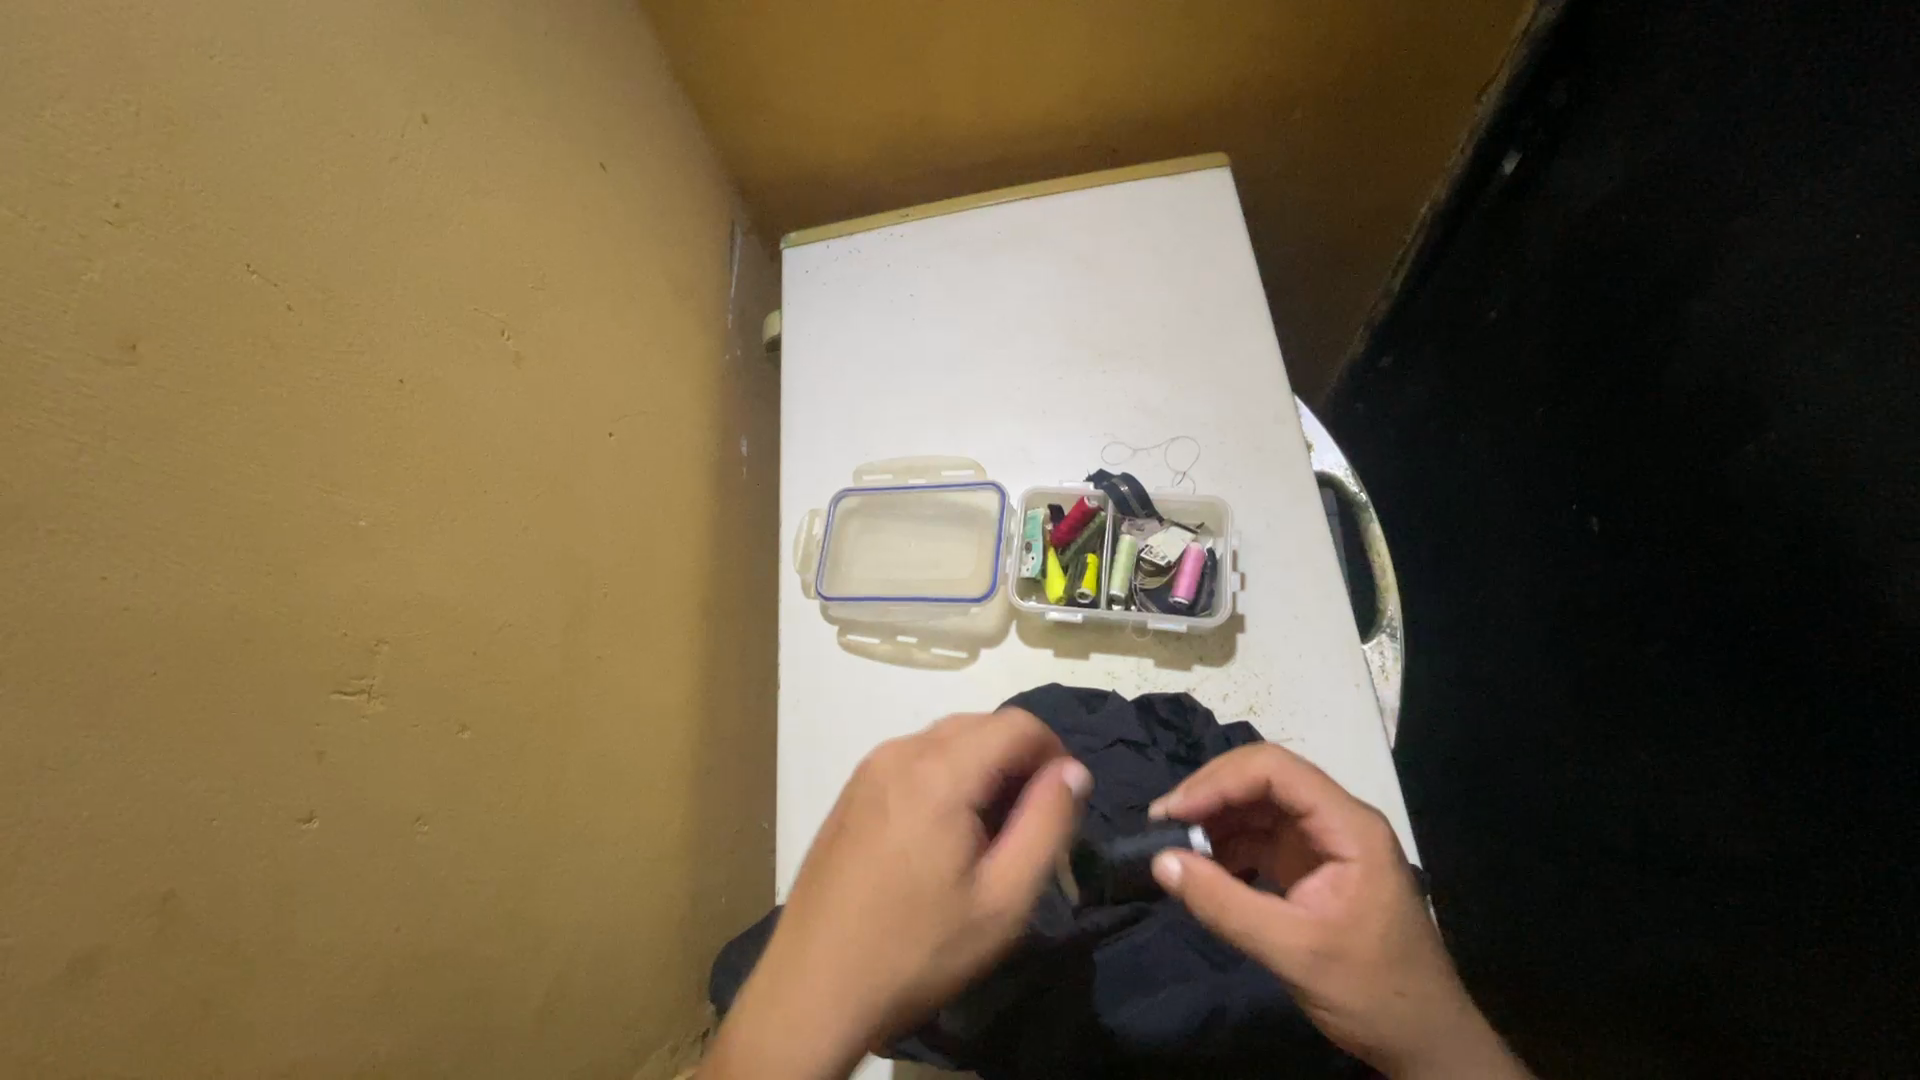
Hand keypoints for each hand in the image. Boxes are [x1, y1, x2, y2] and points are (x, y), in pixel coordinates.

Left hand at [703, 709, 1090, 1079]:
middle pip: (982, 725)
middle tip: (1031, 823)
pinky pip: (915, 759)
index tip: (1063, 804)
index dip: (1054, 753)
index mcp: (938, 771)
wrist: (812, 989)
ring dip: (983, 767)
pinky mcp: (852, 790)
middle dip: (1019, 760)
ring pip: (947, 740)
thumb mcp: (1002, 901)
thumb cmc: (916, 949)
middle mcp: (900, 751)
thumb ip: (1048, 824)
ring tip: (991, 832)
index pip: (1018, 724)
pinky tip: (944, 833)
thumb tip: (1074, 771)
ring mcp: (869, 768)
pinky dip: (947, 776)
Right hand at [1148, 744, 1527, 1078]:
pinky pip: (1258, 838)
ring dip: (1213, 819)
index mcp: (1348, 826)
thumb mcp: (1294, 952)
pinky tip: (1200, 868)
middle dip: (1210, 795)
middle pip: (1262, 780)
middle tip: (1162, 823)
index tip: (1175, 812)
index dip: (1219, 781)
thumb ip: (1225, 905)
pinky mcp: (1308, 866)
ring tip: (1173, 845)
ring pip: (1256, 806)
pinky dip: (1224, 846)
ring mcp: (1321, 842)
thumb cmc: (1373, 994)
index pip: (1275, 770)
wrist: (1425, 1045)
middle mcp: (1335, 821)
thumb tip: (1161, 862)